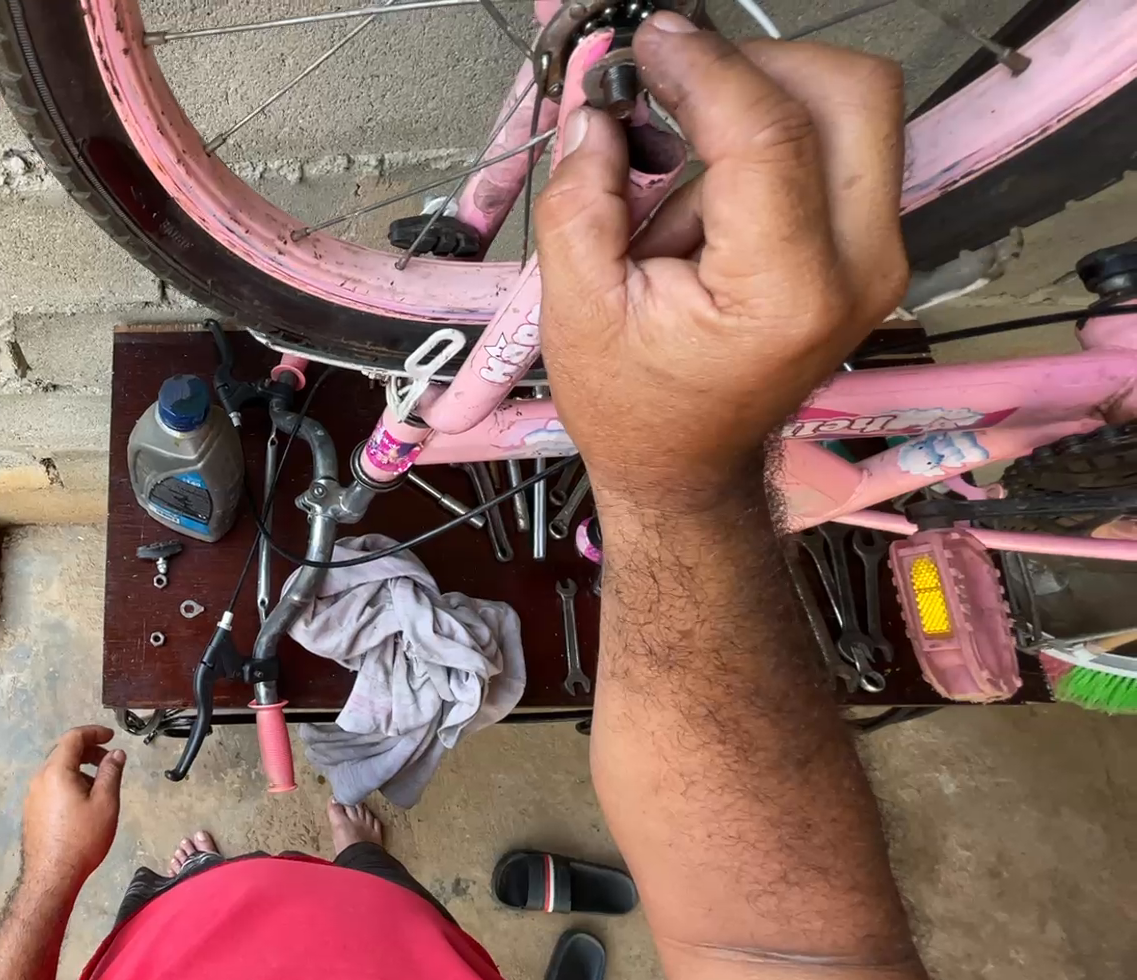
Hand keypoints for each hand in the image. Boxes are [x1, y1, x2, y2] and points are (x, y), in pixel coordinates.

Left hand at [20, 725, 126, 895]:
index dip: (94, 732)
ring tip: (99, 786)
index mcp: (56, 771)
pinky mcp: (31, 811)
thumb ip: (111, 772)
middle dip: (88, 751)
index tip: (111, 737)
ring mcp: (32, 795)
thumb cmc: (82, 839)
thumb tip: (116, 753)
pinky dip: (68, 782)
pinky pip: (51, 786)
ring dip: (79, 769)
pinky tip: (82, 803)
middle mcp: (39, 778)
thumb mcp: (105, 803)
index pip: (73, 738)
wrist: (52, 877)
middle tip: (109, 761)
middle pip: (63, 752)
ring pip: (57, 770)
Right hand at [536, 13, 907, 511]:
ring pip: (845, 117)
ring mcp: (875, 257)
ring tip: (663, 208)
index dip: (704, 71)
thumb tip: (593, 121)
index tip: (651, 41)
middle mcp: (858, 266)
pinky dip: (757, 156)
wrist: (679, 465)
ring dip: (744, 124)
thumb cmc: (629, 408)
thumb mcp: (575, 315)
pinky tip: (694, 218)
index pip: (767, 135)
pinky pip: (830, 157)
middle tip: (670, 83)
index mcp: (783, 291)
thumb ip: (578, 209)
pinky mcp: (865, 252)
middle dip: (752, 67)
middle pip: (847, 94)